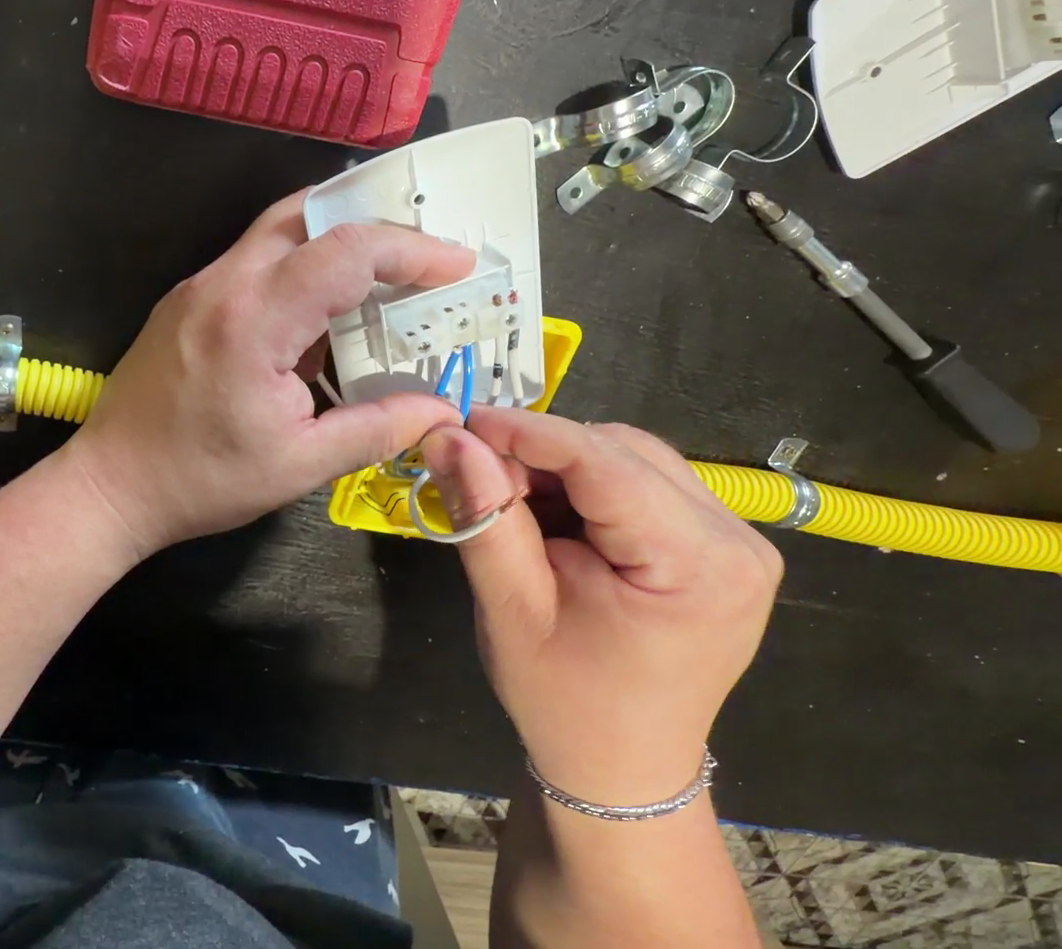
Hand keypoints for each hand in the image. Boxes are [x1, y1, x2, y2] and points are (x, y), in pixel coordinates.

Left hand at [63, 191, 476, 557]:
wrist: (111, 485)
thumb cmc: (201, 480)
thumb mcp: (299, 465)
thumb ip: (377, 428)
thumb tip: (442, 407)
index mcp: (253, 320)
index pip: (345, 250)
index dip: (411, 250)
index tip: (457, 265)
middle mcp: (220, 285)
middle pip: (303, 214)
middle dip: (371, 222)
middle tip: (420, 256)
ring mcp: (194, 289)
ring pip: (272, 233)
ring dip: (330, 241)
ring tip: (380, 277)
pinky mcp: (181, 304)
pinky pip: (248, 263)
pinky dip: (294, 268)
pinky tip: (318, 311)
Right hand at [420, 411, 781, 805]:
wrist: (622, 764)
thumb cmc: (563, 697)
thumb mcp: (511, 607)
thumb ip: (485, 516)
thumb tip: (448, 438)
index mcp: (697, 565)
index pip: (605, 463)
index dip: (527, 431)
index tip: (458, 421)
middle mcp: (736, 540)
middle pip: (622, 451)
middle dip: (539, 451)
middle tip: (473, 474)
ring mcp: (736, 540)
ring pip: (630, 458)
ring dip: (559, 466)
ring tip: (508, 501)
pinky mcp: (717, 545)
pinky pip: (641, 484)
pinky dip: (583, 486)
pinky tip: (548, 516)